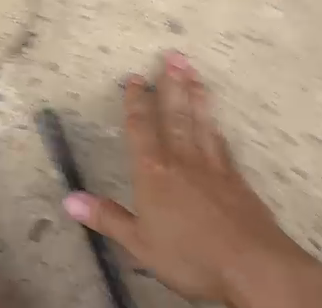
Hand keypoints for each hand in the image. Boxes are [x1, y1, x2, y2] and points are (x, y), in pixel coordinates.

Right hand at [65, 52, 321, 307]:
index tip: (135, 77)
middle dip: (172, 84)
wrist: (252, 266)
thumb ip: (107, 218)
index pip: (141, 128)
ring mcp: (213, 167)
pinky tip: (216, 121)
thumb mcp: (139, 243)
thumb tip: (69, 199)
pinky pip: (222, 145)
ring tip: (193, 72)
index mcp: (154, 172)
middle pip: (175, 115)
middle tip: (173, 54)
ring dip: (196, 96)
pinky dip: (216, 128)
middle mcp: (182, 160)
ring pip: (201, 123)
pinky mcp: (237, 181)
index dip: (136, 102)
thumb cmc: (190, 255)